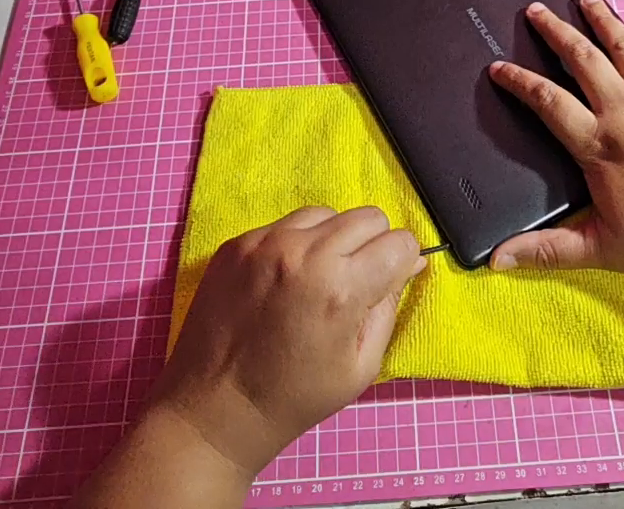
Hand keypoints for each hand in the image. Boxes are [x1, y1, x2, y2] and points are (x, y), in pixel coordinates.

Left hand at [149, 206, 425, 479]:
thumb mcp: (361, 366)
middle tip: (353, 282)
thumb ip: (389, 305)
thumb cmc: (294, 398)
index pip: (400, 241)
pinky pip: (287, 224)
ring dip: (333, 239)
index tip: (386, 282)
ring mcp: (267, 241)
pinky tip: (283, 280)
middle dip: (372, 245)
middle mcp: (305, 252)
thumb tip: (410, 262)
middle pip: (368, 217)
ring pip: (327, 213)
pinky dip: (296, 244)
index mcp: (342, 287)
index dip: (401, 262)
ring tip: (315, 279)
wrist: (212, 411)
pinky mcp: (239, 242)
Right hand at [487, 0, 623, 287]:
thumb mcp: (603, 249)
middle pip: (582, 58)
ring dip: (603, 19)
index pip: (547, 101)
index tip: (499, 67)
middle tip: (536, 10)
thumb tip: (495, 260)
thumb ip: (545, 249)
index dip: (518, 81)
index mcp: (600, 145)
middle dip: (555, 31)